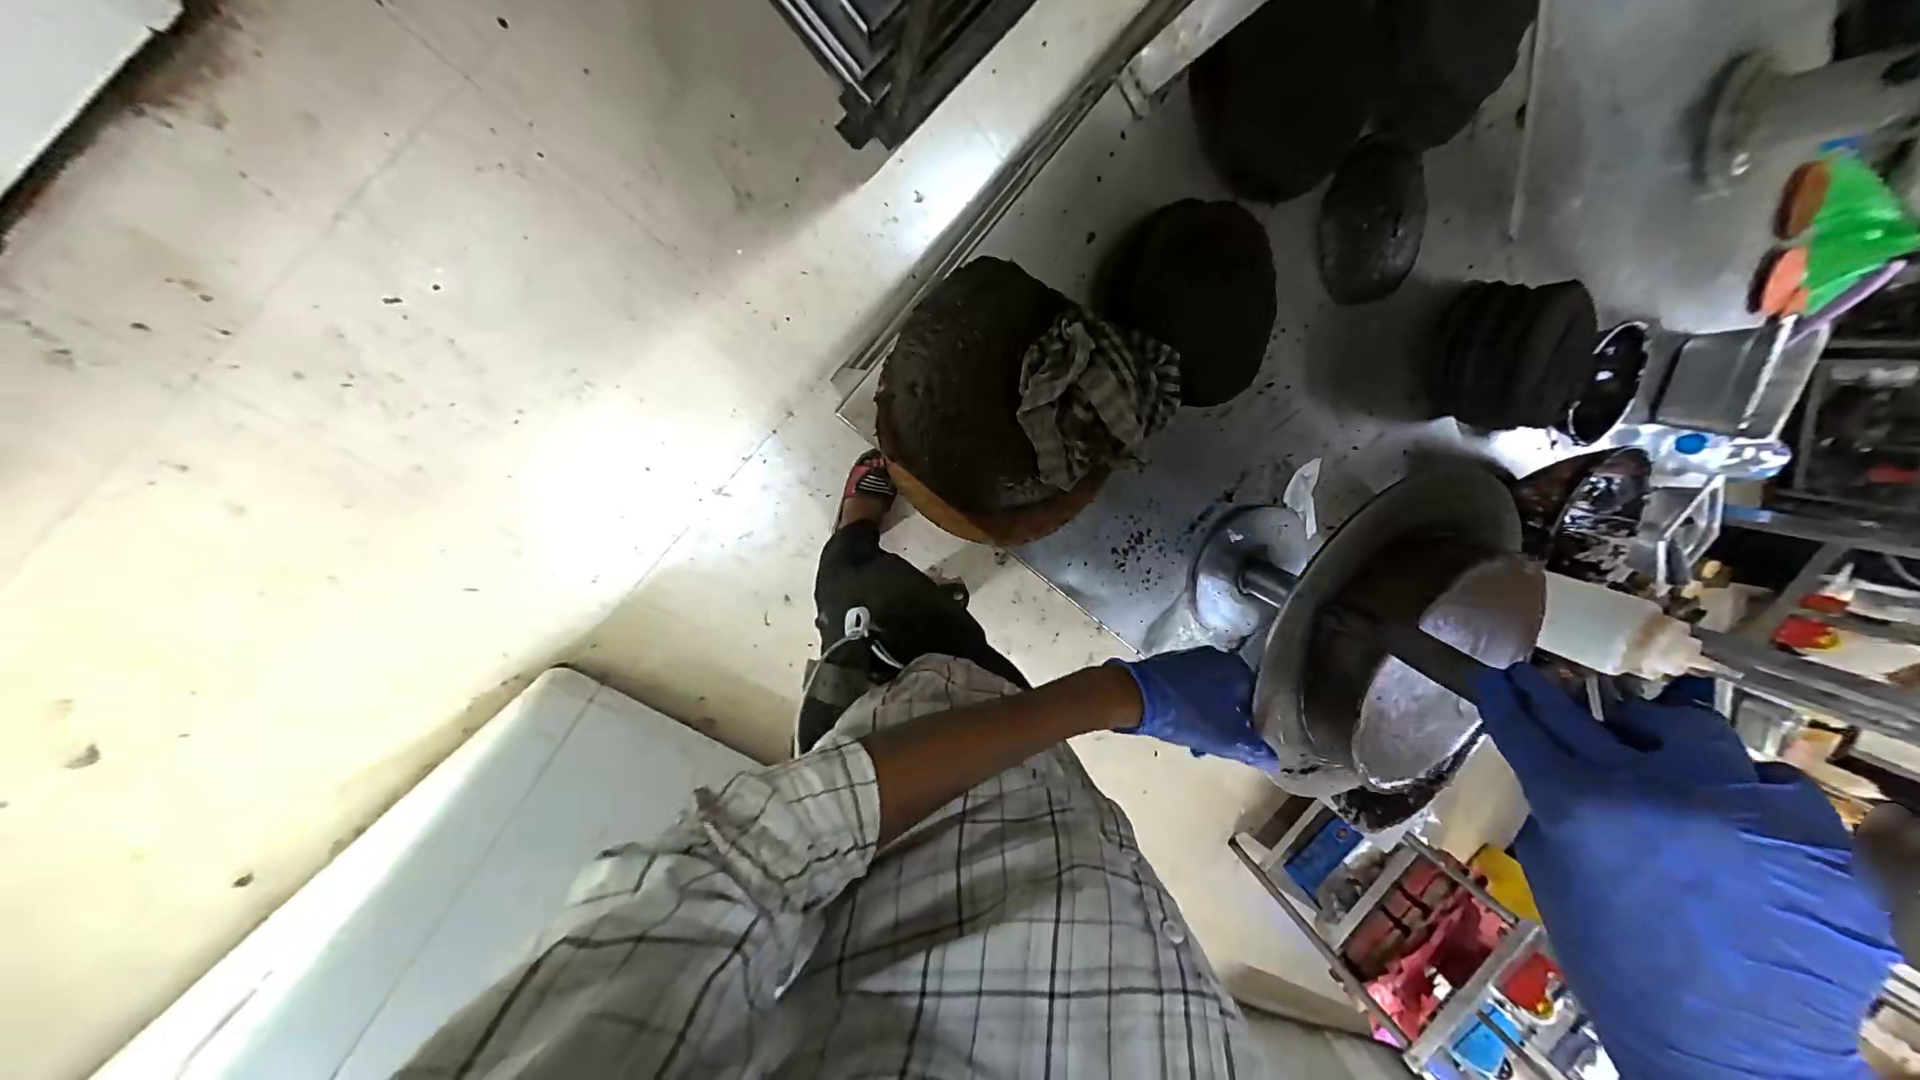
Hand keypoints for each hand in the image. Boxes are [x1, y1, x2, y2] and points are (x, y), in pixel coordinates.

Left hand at [1111, 648, 1277, 769]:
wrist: (1134, 695)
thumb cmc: (1186, 715)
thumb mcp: (1225, 739)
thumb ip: (1252, 749)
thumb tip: (1273, 759)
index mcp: (1237, 668)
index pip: (1256, 698)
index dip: (1252, 723)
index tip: (1242, 741)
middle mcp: (1216, 657)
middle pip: (1231, 694)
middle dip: (1227, 720)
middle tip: (1218, 743)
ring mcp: (1190, 657)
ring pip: (1209, 691)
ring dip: (1207, 714)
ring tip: (1196, 738)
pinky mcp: (1168, 663)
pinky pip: (1188, 686)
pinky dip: (1189, 703)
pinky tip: (1179, 722)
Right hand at [1472, 663, 1896, 1079]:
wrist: (1727, 1037)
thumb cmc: (1609, 955)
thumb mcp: (1551, 869)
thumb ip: (1553, 809)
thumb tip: (1557, 770)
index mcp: (1575, 801)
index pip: (1523, 727)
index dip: (1503, 698)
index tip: (1493, 677)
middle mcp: (1650, 784)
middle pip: (1585, 715)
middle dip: (1550, 694)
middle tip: (1534, 676)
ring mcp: (1736, 801)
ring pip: (1687, 725)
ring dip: (1653, 730)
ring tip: (1644, 739)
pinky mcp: (1810, 829)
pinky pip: (1764, 779)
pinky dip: (1735, 786)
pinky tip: (1724, 811)